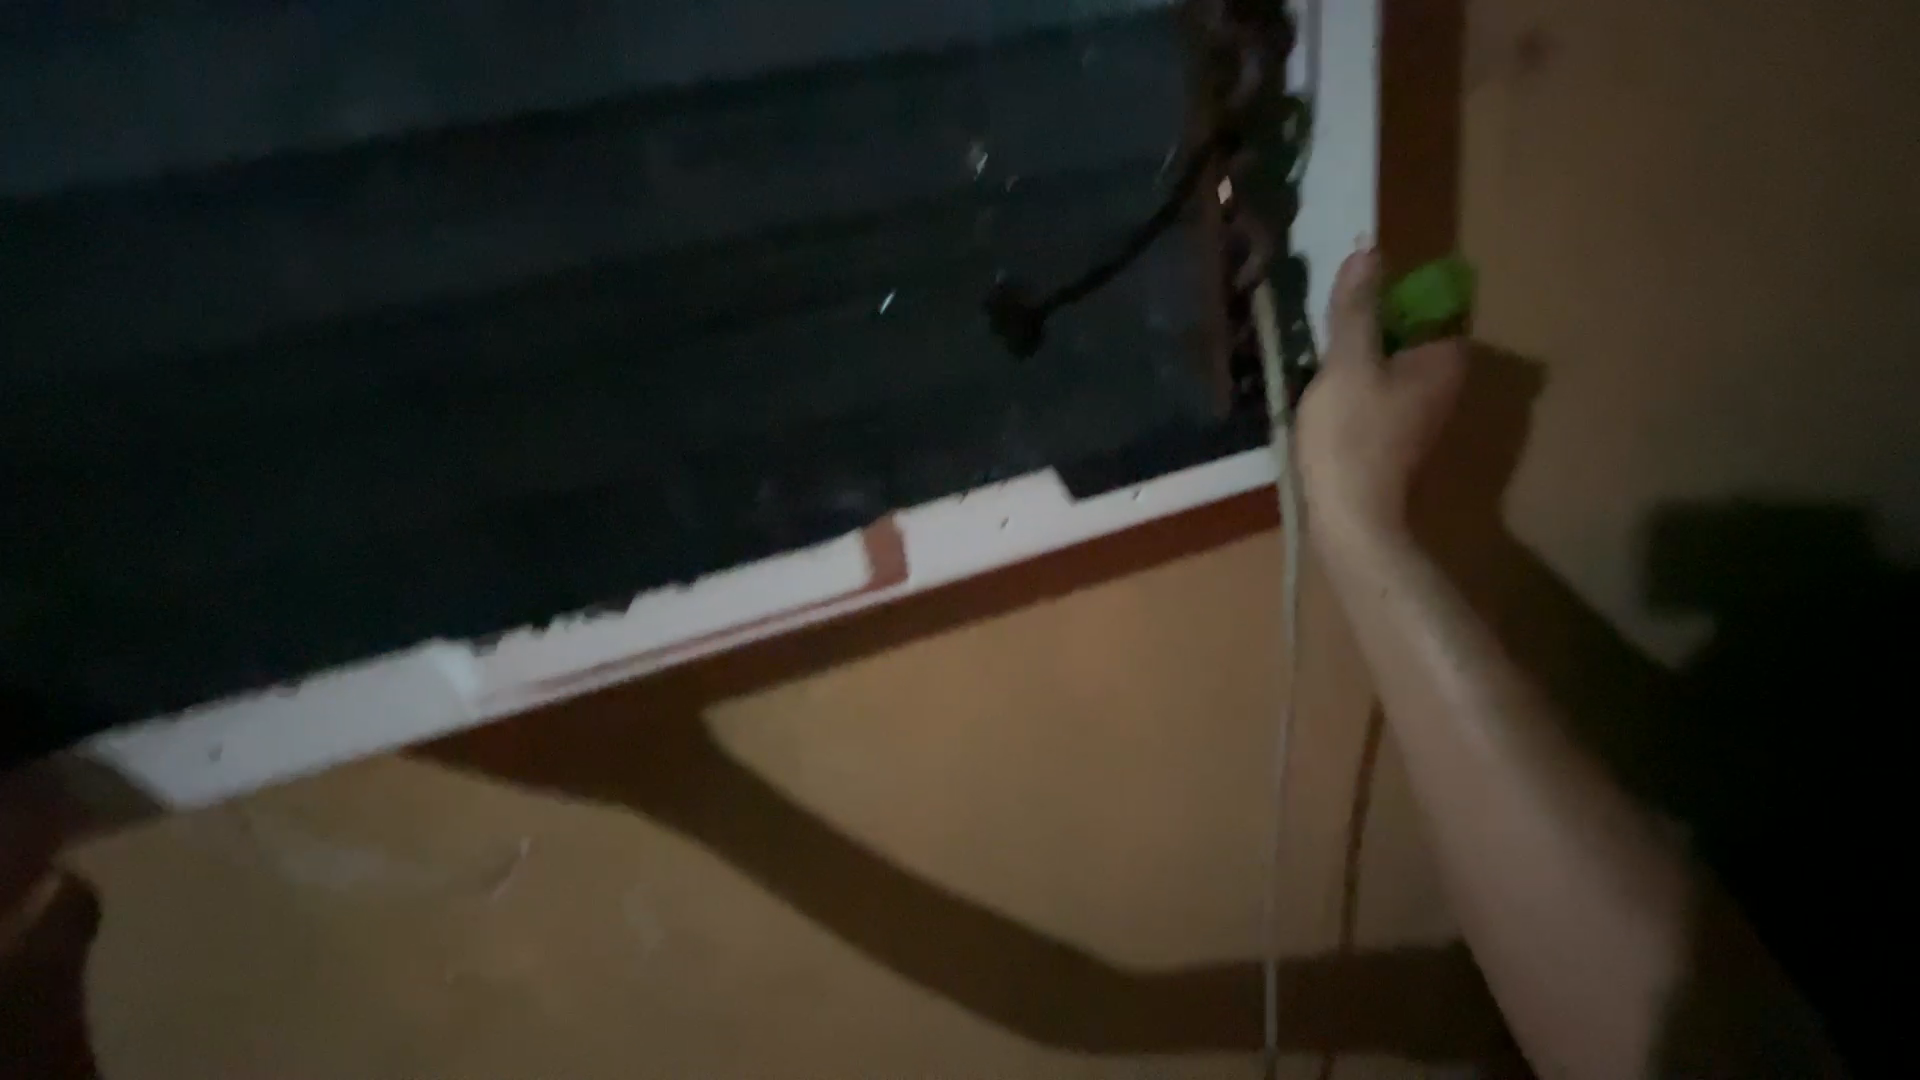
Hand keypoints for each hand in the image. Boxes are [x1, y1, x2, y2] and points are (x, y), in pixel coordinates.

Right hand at [1298, 247, 1466, 544]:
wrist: (1351, 516)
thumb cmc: (1350, 436)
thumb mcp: (1347, 364)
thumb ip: (1357, 309)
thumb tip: (1368, 249)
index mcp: (1445, 356)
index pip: (1428, 300)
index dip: (1388, 294)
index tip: (1348, 305)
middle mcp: (1447, 381)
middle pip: (1408, 332)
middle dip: (1369, 328)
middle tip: (1326, 336)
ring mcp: (1425, 412)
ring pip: (1391, 364)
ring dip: (1359, 359)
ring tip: (1319, 368)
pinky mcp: (1401, 436)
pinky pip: (1381, 393)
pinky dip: (1358, 389)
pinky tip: (1327, 401)